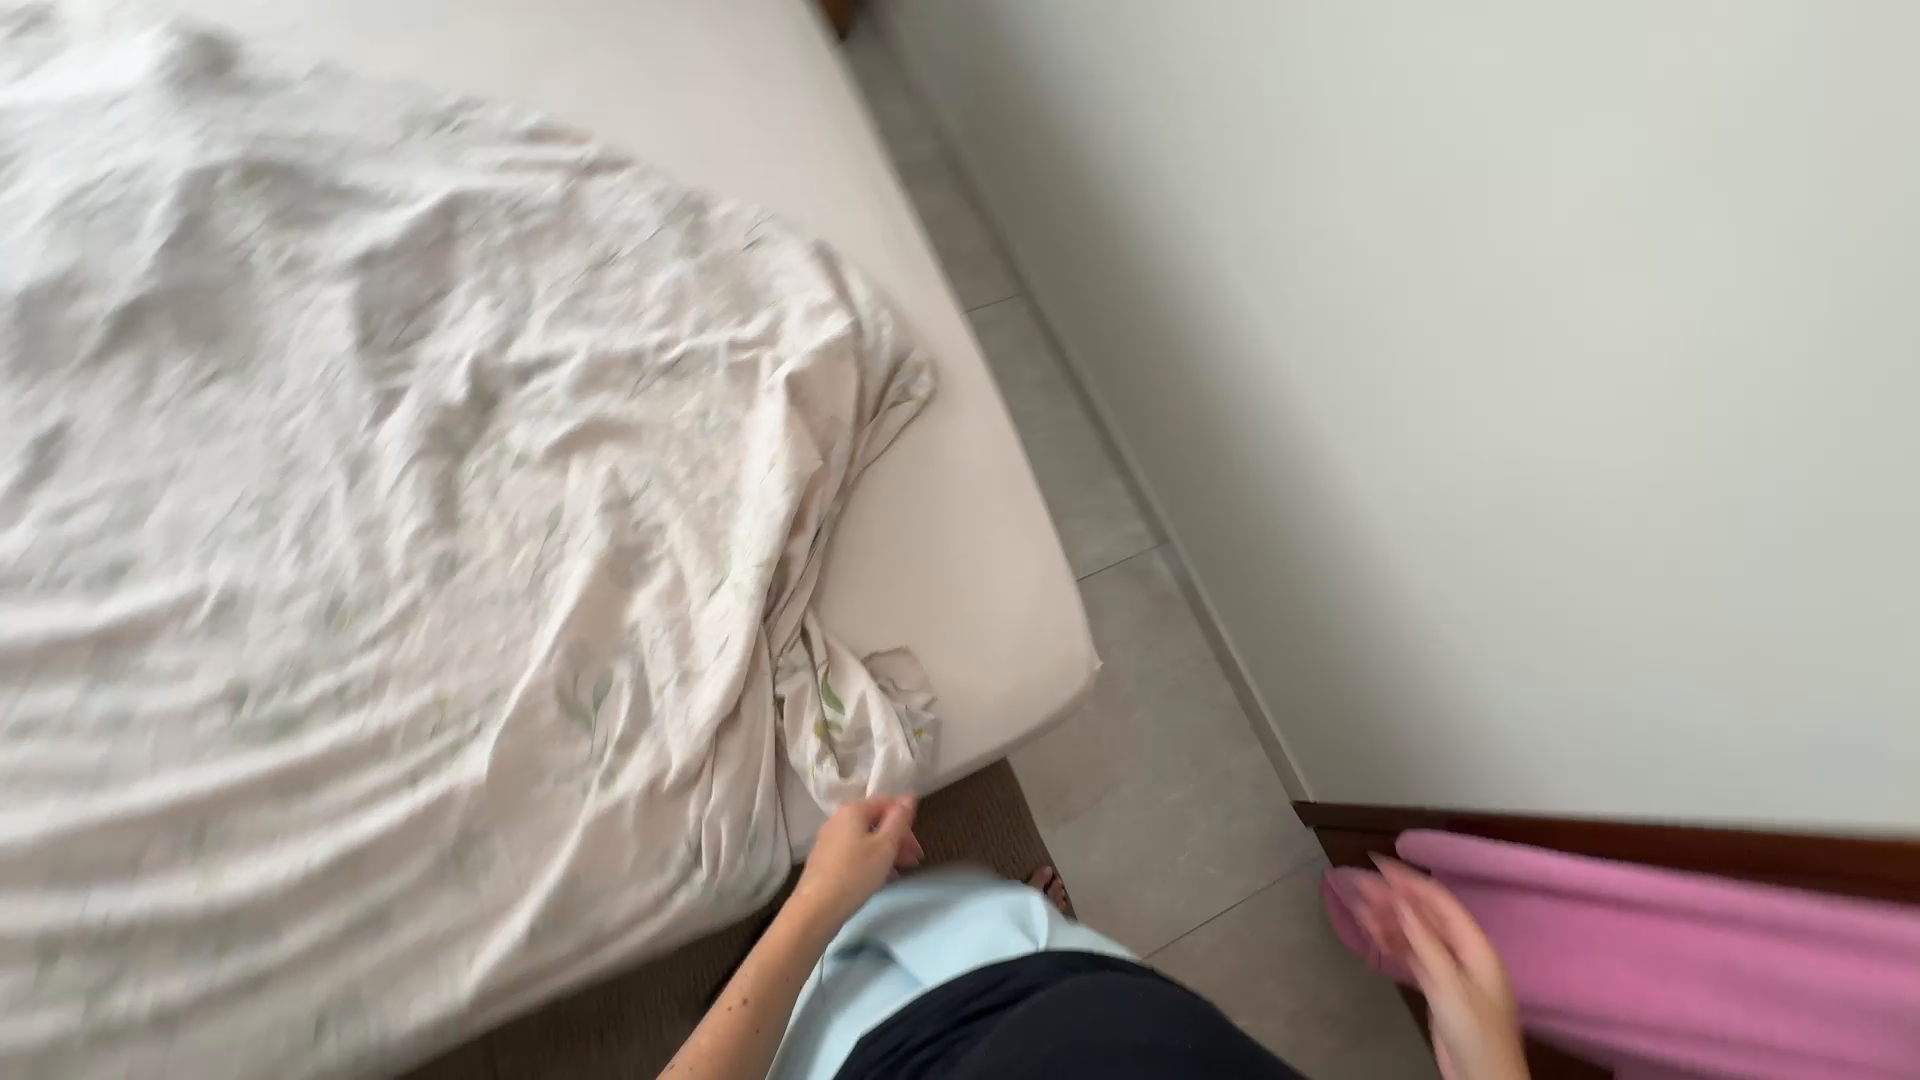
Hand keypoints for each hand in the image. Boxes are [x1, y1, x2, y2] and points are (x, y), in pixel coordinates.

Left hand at [789, 795, 923, 930]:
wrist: (816, 909)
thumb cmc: (856, 873)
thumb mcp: (885, 846)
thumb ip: (900, 819)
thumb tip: (910, 797)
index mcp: (853, 810)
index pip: (887, 803)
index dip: (906, 821)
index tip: (917, 847)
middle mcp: (838, 820)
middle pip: (876, 822)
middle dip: (897, 839)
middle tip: (913, 861)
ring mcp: (828, 841)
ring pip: (865, 839)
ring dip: (886, 851)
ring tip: (899, 872)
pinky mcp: (824, 861)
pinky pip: (853, 853)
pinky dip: (870, 860)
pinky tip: (880, 878)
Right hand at [1352, 858, 1527, 1079]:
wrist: (1483, 1078)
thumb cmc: (1474, 1031)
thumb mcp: (1450, 985)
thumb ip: (1426, 942)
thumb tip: (1402, 901)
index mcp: (1475, 947)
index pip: (1439, 901)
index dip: (1410, 880)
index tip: (1378, 864)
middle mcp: (1461, 950)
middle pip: (1423, 914)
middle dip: (1391, 897)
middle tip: (1357, 883)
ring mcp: (1447, 967)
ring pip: (1412, 931)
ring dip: (1386, 916)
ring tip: (1357, 905)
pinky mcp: (1435, 982)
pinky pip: (1409, 951)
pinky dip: (1390, 939)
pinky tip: (1372, 930)